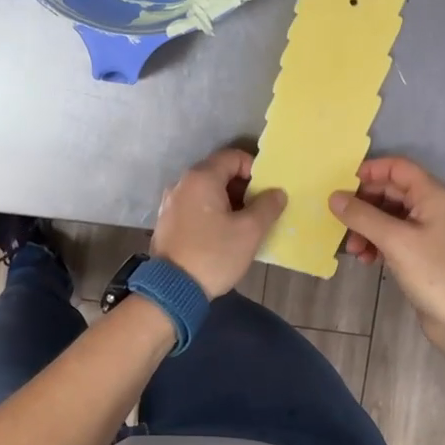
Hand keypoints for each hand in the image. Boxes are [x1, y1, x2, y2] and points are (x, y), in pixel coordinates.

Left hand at [151, 148, 286, 297]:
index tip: (268, 191)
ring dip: (228, 201)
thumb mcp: (249, 231)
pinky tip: (223, 233)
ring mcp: (171, 202)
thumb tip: (277, 192)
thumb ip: (267, 206)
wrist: (172, 287)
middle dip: (243, 187)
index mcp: (201, 178)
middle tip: (261, 209)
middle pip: (218, 172)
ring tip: (245, 223)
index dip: (255, 169)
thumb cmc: (214, 254)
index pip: (232, 157)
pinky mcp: (167, 220)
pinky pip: (195, 206)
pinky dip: (212, 212)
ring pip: (206, 191)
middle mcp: (182, 183)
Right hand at [329, 156, 444, 353]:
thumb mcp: (394, 240)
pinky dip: (377, 242)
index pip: (398, 167)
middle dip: (363, 205)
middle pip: (391, 191)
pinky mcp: (424, 253)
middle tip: (341, 222)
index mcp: (434, 196)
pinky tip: (367, 259)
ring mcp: (430, 231)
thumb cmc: (434, 273)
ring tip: (354, 250)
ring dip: (366, 227)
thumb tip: (333, 197)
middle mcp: (434, 208)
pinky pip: (394, 236)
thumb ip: (362, 215)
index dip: (369, 171)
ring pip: (389, 216)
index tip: (340, 185)